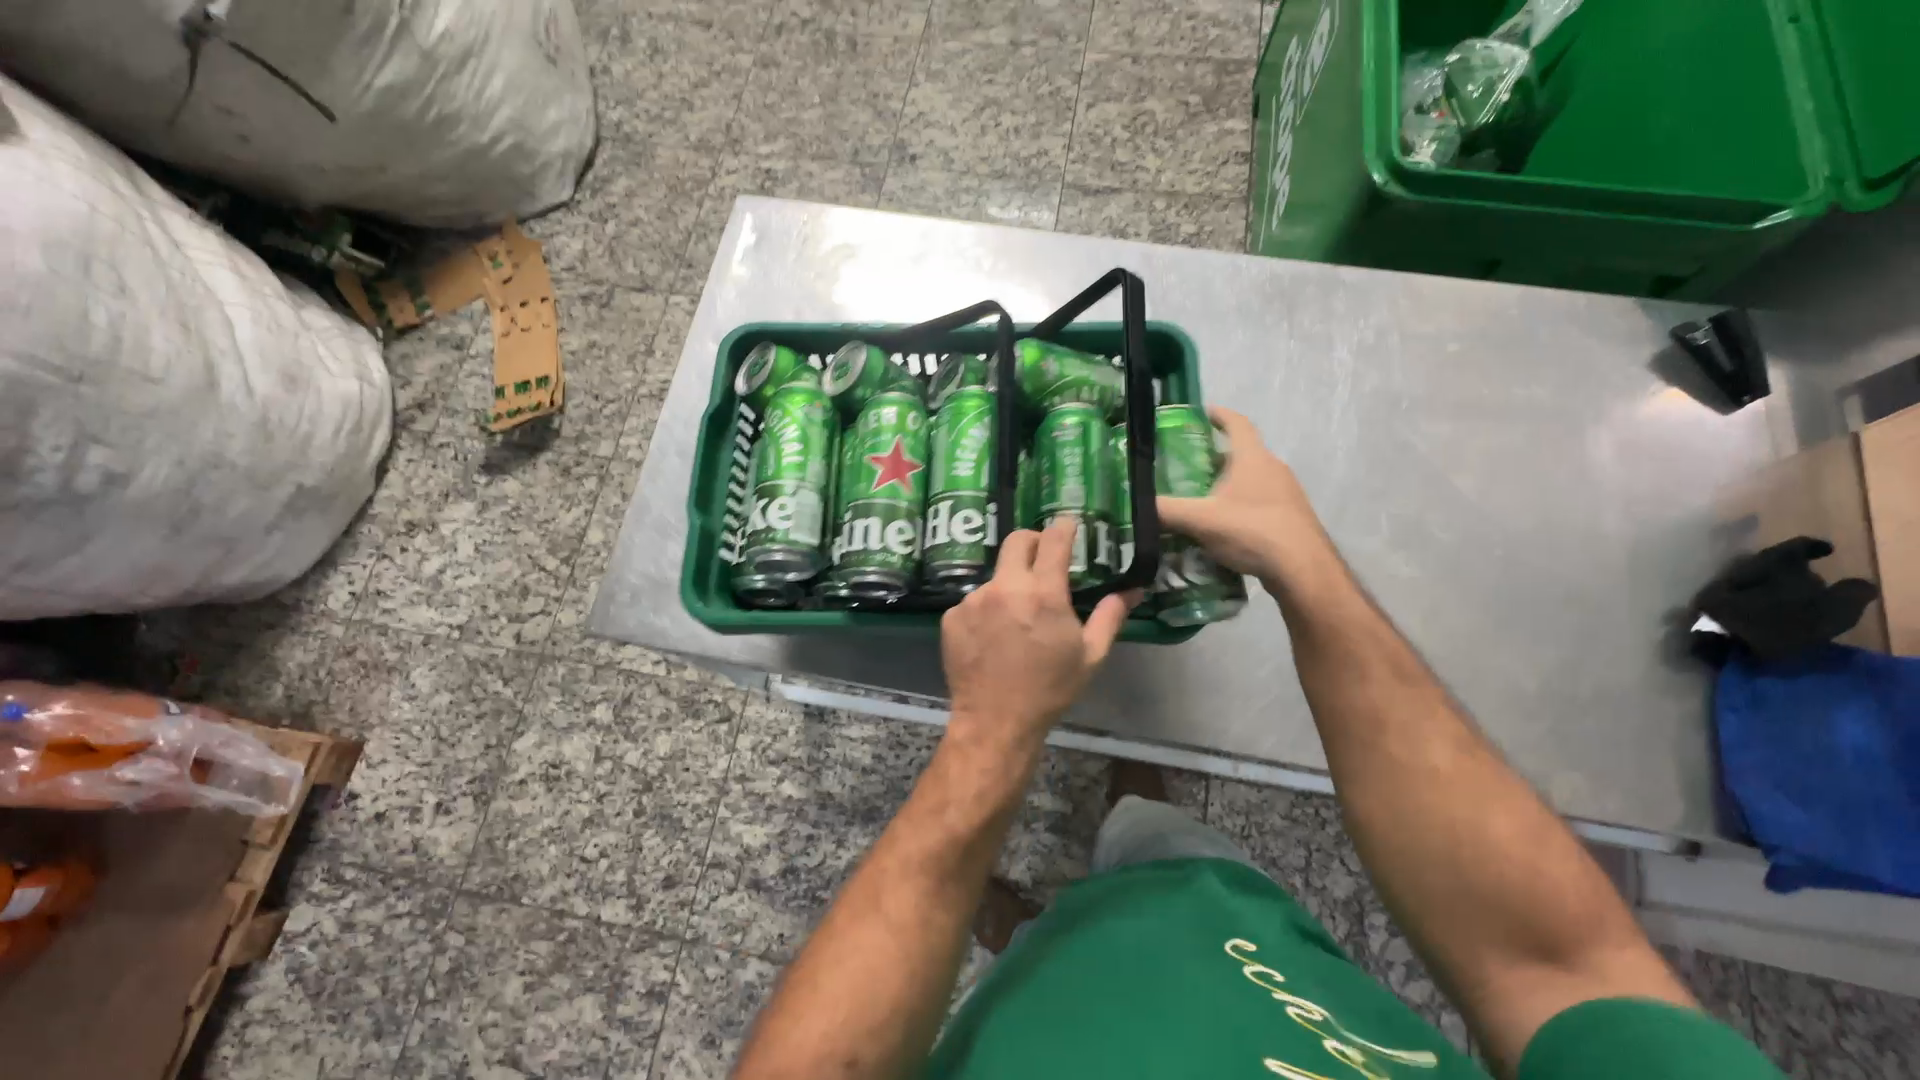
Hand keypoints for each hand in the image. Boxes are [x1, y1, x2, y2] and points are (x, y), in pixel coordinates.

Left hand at [940, 516, 1139, 754]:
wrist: (996, 721)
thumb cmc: (1049, 689)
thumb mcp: (1090, 656)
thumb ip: (1110, 616)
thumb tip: (1131, 590)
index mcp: (1043, 594)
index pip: (1054, 540)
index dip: (1064, 526)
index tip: (1070, 525)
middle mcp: (1005, 588)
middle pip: (1016, 541)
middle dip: (1033, 542)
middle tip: (1044, 557)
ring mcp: (973, 601)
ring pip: (995, 576)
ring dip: (1010, 585)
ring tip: (1018, 616)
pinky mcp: (952, 617)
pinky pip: (974, 601)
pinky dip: (987, 610)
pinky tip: (994, 636)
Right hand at [1156, 406, 1334, 593]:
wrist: (1302, 569)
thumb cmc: (1251, 530)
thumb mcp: (1200, 520)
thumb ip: (1166, 511)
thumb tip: (1137, 507)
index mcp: (1252, 457)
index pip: (1237, 423)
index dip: (1219, 414)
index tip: (1203, 413)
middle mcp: (1273, 468)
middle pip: (1243, 453)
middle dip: (1216, 457)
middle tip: (1189, 468)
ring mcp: (1287, 494)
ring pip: (1252, 480)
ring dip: (1230, 485)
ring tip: (1203, 501)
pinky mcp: (1292, 518)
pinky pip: (1261, 504)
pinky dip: (1242, 508)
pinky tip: (1226, 529)